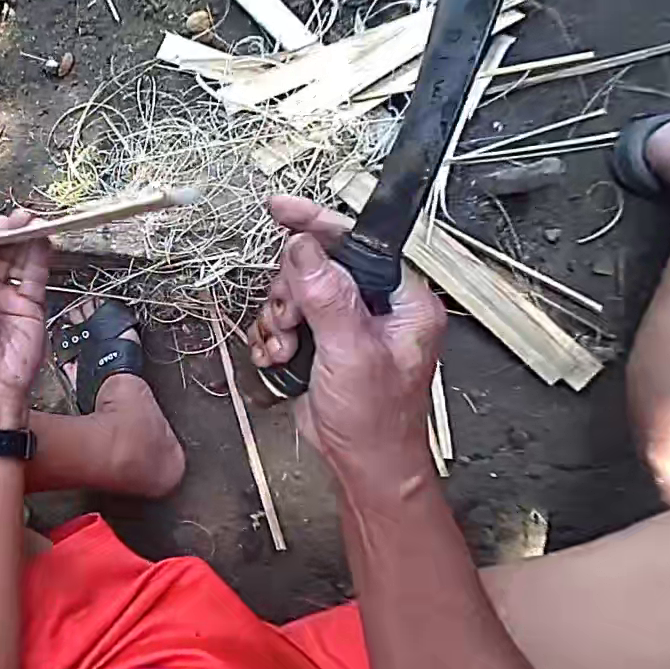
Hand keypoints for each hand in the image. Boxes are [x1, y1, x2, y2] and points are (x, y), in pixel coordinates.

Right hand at [251, 196, 445, 484]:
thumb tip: (304, 249)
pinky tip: (281, 358)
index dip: (316, 224)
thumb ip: (329, 298)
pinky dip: (270, 338)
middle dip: (289, 295)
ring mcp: (342, 323)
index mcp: (399, 300)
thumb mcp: (350, 354)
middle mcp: (371, 306)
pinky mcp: (318, 341)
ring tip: (288, 349)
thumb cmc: (375, 417)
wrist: (361, 460)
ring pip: (290, 295)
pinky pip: (279, 321)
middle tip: (291, 324)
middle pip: (312, 268)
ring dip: (277, 321)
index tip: (280, 208)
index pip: (355, 244)